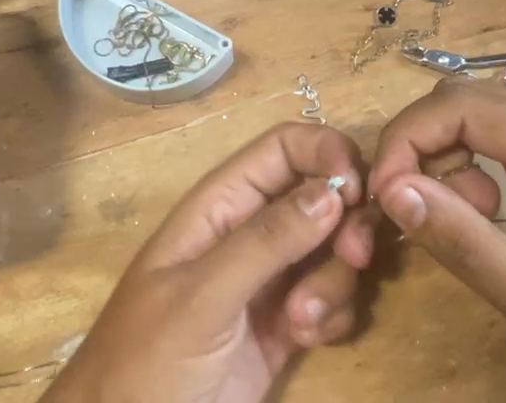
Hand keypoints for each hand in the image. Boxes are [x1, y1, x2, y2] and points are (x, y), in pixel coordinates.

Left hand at [44, 122, 373, 402]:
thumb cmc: (148, 357)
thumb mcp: (201, 297)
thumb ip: (265, 242)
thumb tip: (332, 192)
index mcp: (222, 203)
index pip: (283, 148)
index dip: (326, 153)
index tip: (357, 191)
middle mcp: (251, 230)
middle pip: (322, 197)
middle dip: (345, 224)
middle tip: (354, 257)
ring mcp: (271, 278)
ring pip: (333, 250)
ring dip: (334, 282)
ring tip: (302, 324)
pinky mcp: (288, 324)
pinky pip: (333, 300)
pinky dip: (334, 316)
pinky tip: (307, 342)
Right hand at [367, 79, 505, 402]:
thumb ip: (462, 241)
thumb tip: (390, 190)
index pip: (460, 105)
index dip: (408, 138)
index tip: (384, 193)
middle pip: (464, 95)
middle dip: (419, 140)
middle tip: (403, 201)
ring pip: (476, 106)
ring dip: (443, 149)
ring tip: (452, 212)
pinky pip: (498, 128)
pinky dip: (469, 156)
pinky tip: (480, 206)